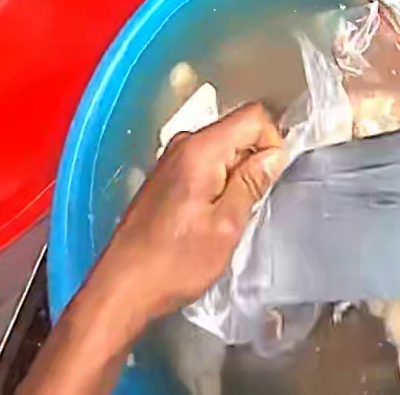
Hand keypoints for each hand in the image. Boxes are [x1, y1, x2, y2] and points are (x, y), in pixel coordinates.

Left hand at [82, 103, 286, 324]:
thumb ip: (252, 182)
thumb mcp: (226, 226)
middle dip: (254, 158)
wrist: (124, 283)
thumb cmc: (174, 261)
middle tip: (252, 202)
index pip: (253, 115)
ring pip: (222, 145)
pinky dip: (219, 178)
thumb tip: (275, 153)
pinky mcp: (168, 171)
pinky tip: (211, 213)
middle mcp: (185, 142)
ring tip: (230, 213)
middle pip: (237, 128)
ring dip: (236, 171)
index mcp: (201, 149)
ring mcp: (173, 155)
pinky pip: (205, 159)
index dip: (272, 140)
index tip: (271, 177)